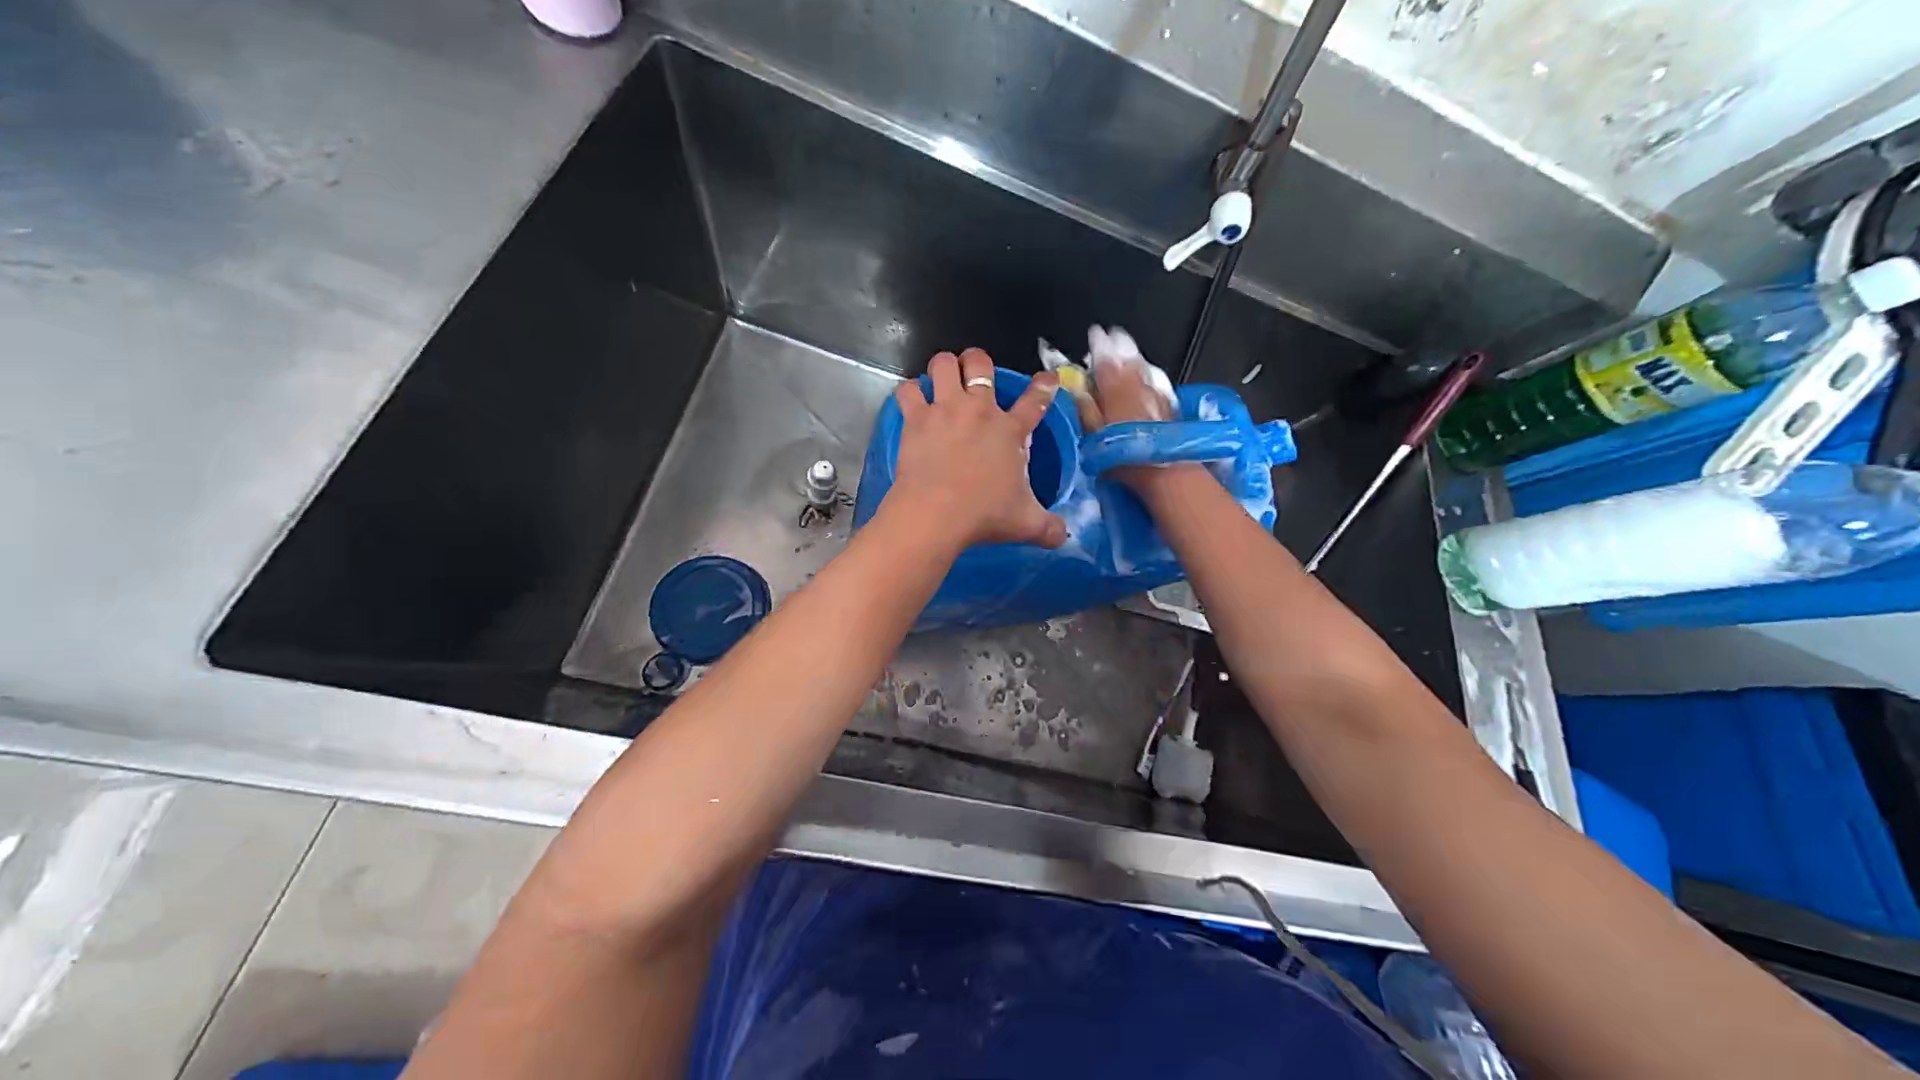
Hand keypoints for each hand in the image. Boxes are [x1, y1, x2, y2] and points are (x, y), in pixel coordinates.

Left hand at [886, 348, 1067, 550]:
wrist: (936, 514)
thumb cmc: (985, 515)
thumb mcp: (1026, 523)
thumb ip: (1049, 527)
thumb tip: (1065, 537)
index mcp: (1010, 431)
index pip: (1035, 400)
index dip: (1044, 386)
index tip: (1048, 378)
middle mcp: (978, 410)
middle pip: (981, 364)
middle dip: (978, 361)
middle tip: (975, 372)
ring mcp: (945, 410)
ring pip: (943, 364)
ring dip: (944, 366)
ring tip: (943, 375)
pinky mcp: (916, 419)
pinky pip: (909, 390)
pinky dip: (910, 390)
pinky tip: (912, 397)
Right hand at [1075, 326, 1193, 495]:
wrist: (1163, 470)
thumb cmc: (1124, 454)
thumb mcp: (1093, 433)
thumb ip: (1084, 408)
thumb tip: (1075, 390)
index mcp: (1115, 388)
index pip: (1104, 359)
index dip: (1098, 345)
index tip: (1095, 334)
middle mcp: (1137, 385)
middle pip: (1127, 359)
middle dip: (1118, 347)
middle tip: (1112, 337)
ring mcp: (1155, 394)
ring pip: (1141, 369)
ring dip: (1133, 359)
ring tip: (1127, 353)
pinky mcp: (1167, 406)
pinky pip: (1152, 383)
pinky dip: (1145, 376)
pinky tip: (1143, 379)